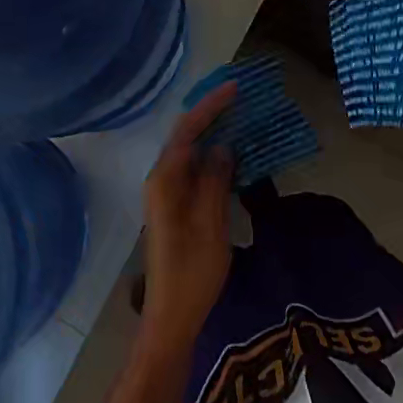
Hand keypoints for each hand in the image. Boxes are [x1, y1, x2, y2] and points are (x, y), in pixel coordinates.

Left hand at [141, 82, 235, 340]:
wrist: (172, 315)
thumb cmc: (193, 273)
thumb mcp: (210, 225)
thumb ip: (215, 181)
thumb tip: (224, 145)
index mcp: (164, 181)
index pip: (187, 131)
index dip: (211, 106)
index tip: (235, 87)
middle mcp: (160, 180)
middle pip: (185, 135)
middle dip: (211, 112)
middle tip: (242, 95)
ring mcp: (166, 192)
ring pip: (190, 150)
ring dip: (212, 130)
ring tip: (241, 114)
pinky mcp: (175, 204)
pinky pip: (193, 167)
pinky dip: (212, 153)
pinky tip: (232, 151)